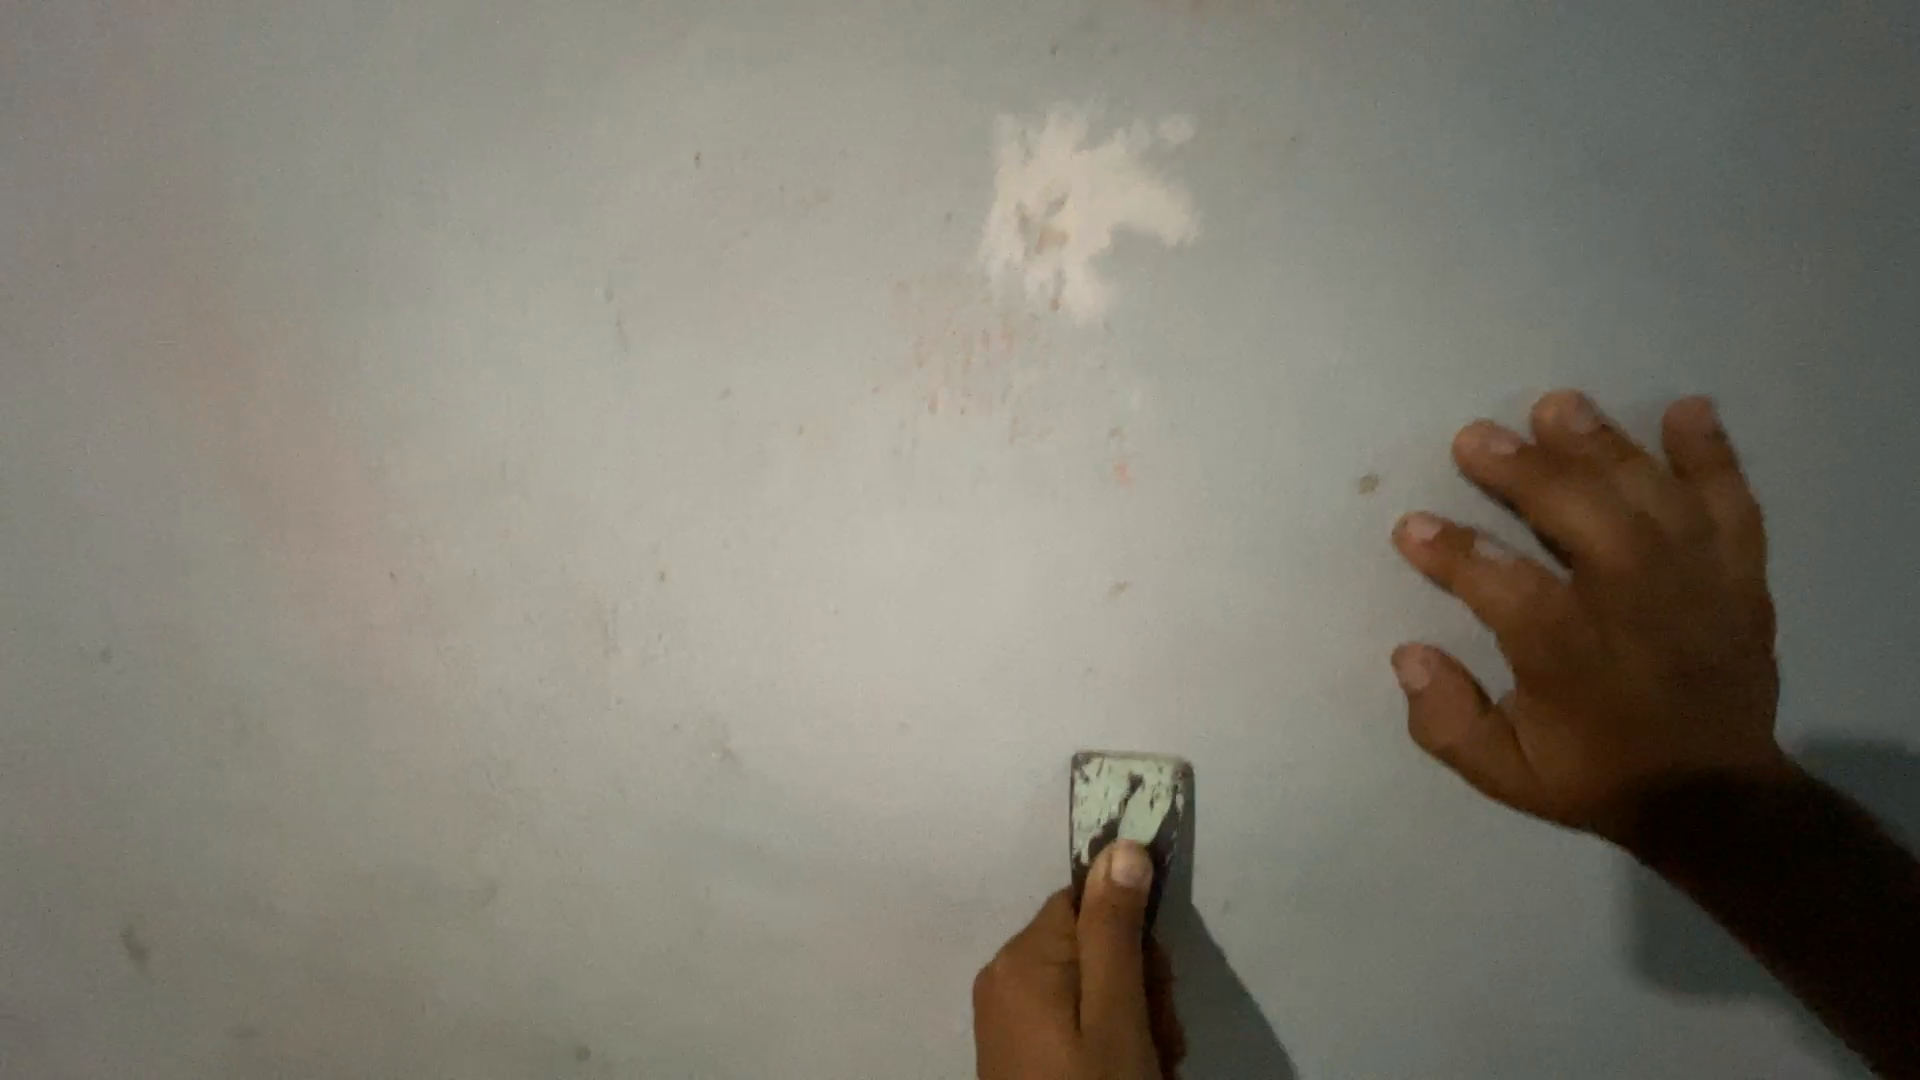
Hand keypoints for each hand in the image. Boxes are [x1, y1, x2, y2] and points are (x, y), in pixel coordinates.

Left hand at [973, 841, 1182, 1079]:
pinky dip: (1103, 1038)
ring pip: (1085, 983)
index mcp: (1022, 956)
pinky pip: (1067, 1017)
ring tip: (1147, 1067)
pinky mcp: (1014, 1049)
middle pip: (1088, 943)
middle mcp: (1004, 974)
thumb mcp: (1116, 1016)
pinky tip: (1125, 1073)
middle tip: (1158, 1039)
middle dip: (1135, 982)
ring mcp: (1006, 1015)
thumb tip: (1122, 845)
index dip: (1131, 935)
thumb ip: (1116, 930)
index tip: (1159, 982)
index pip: (1085, 902)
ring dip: (1127, 1015)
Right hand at [1391, 391, 1789, 841]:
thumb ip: (1445, 720)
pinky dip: (1713, 457)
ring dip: (1604, 448)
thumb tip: (1409, 655)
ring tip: (1558, 405)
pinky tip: (1687, 409)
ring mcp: (1697, 588)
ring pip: (1652, 501)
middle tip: (1475, 437)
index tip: (1411, 526)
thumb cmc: (1590, 774)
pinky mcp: (1738, 579)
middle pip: (1585, 522)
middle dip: (1527, 474)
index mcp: (1572, 657)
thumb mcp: (1499, 770)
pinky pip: (1731, 508)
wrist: (1717, 801)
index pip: (1507, 588)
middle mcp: (1638, 610)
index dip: (1455, 554)